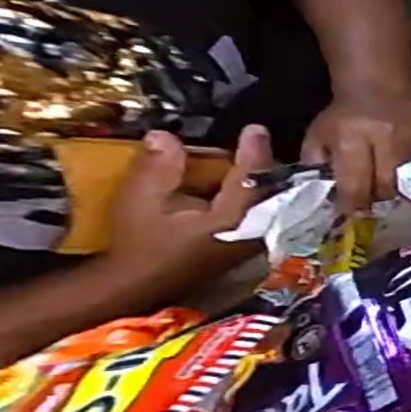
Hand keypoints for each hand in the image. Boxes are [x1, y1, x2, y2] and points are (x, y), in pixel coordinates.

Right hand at [107, 126, 273, 300]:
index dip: (254, 150)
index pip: (253, 176)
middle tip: (253, 140)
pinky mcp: (254, 239)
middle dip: (263, 162)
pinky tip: (243, 181)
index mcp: (238, 217)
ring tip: (250, 155)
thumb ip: (159, 169)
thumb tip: (166, 135)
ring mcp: (261, 235)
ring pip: (272, 197)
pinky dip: (257, 192)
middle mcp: (260, 227)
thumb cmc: (139, 242)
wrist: (138, 282)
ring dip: (262, 177)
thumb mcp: (140, 202)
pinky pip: (265, 208)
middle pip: (272, 186)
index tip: (256, 129)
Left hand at [302, 93, 410, 212]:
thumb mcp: (317, 138)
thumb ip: (317, 166)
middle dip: (378, 196)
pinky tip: (408, 167)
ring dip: (398, 186)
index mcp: (351, 139)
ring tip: (388, 183)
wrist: (378, 92)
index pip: (355, 181)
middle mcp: (387, 140)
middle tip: (372, 199)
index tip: (353, 214)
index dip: (353, 202)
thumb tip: (327, 198)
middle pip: (387, 185)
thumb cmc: (342, 118)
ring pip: (410, 181)